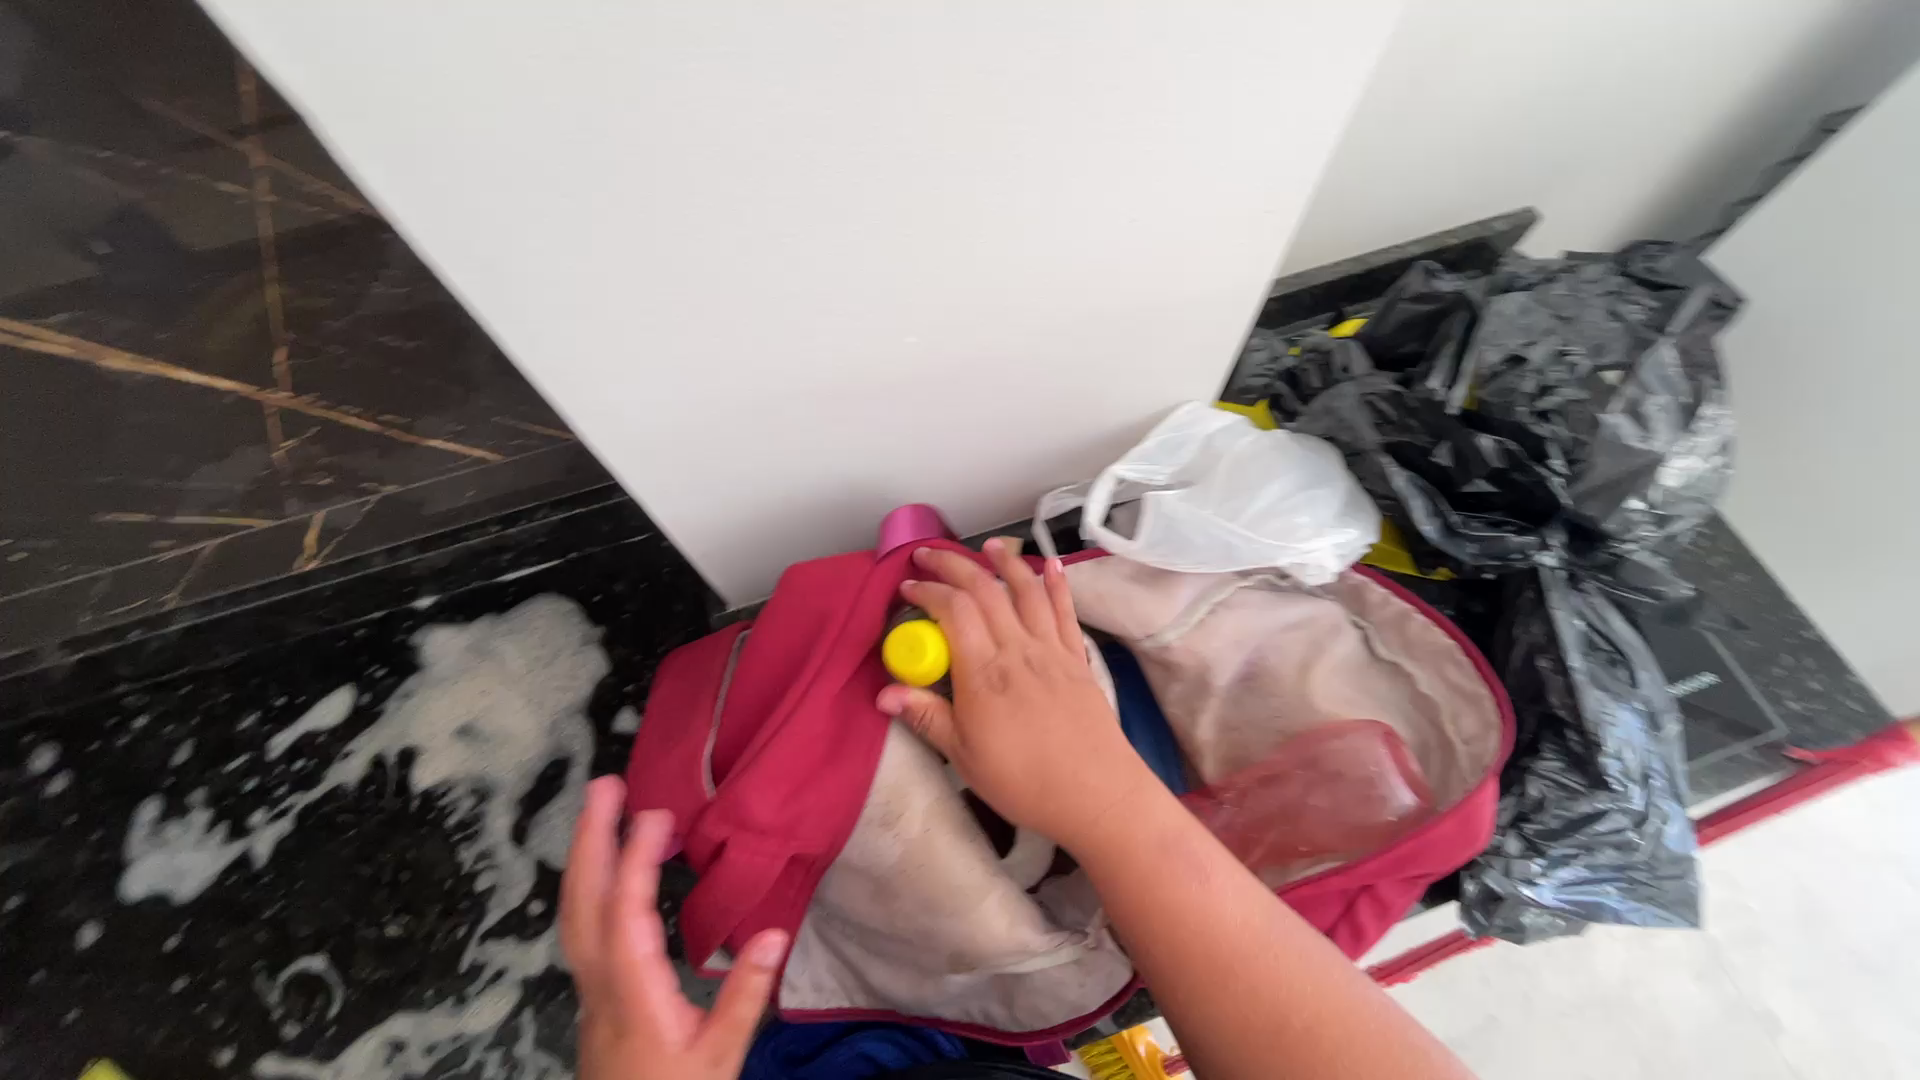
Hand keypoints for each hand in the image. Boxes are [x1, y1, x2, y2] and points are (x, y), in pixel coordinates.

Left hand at [561, 776, 787, 1079]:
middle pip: (582, 904)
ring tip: (600, 811)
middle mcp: (600, 985)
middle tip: (602, 785)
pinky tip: (607, 870)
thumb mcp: (719, 1058)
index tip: (653, 813)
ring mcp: (590, 990)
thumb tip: (773, 931)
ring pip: (574, 914)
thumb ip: (743, 997)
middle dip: (589, 840)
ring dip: (585, 857)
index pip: (625, 916)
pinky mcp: (594, 995)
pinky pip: (582, 926)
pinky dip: (590, 884)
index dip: (634, 861)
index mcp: (631, 994)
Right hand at [877, 538, 1154, 852]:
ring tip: (987, 546)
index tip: (908, 588)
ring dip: (1005, 562)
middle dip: (953, 565)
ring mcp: (1051, 650)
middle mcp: (1017, 649)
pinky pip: (1064, 611)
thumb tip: (884, 693)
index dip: (928, 591)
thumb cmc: (1025, 782)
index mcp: (984, 673)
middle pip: (985, 590)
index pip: (953, 610)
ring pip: (1026, 590)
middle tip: (929, 555)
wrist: (1097, 794)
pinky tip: (1050, 565)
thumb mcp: (965, 757)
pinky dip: (1056, 584)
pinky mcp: (1076, 658)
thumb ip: (927, 718)